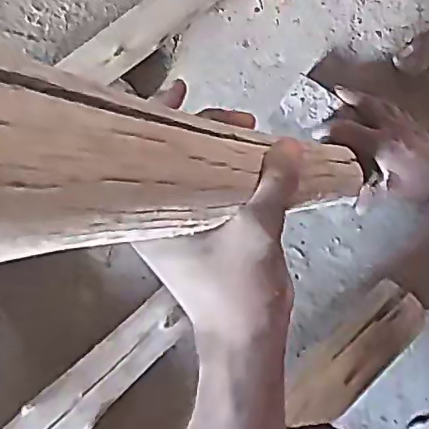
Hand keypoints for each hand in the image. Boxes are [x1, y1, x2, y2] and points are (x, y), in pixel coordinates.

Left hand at [134, 82, 298, 353]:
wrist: (247, 337)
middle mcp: (159, 212)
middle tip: (238, 120)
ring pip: (194, 167)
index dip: (154, 115)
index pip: (141, 151)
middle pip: (171, 152)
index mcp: (151, 213)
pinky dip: (231, 166)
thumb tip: (287, 146)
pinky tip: (254, 153)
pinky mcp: (204, 227)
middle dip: (203, 128)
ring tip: (250, 131)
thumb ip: (271, 186)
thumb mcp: (256, 233)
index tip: (176, 91)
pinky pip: (213, 184)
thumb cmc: (236, 291)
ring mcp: (182, 220)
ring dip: (219, 144)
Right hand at [319, 87, 428, 209]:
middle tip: (336, 92)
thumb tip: (356, 205)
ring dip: (365, 98)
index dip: (330, 130)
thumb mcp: (392, 191)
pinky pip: (394, 108)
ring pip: (381, 104)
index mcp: (380, 144)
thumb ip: (371, 193)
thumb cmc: (421, 184)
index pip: (348, 130)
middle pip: (366, 106)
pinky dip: (382, 104)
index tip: (318, 133)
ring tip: (354, 94)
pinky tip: (380, 106)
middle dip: (349, 98)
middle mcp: (390, 128)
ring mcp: (404, 123)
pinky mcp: (415, 124)